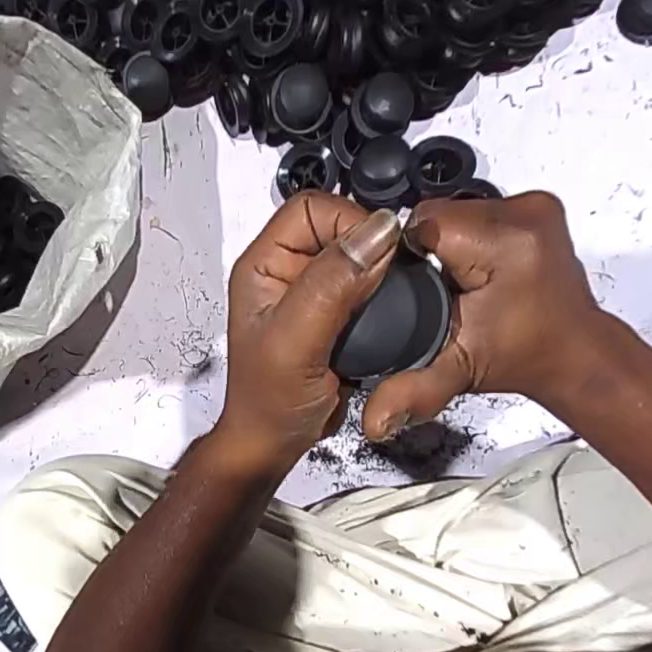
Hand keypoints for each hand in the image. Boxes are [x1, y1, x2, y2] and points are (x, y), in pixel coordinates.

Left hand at [210, 193, 401, 476]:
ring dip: (379, 272)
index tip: (379, 253)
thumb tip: (377, 233)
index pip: (311, 208)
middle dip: (369, 247)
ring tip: (386, 301)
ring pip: (356, 256)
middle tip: (386, 281)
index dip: (349, 221)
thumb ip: (332, 286)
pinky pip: (366, 287)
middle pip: (338, 227)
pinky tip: (386, 314)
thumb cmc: (269, 403)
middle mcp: (287, 273)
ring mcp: (311, 294)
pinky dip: (382, 295)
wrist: (276, 443)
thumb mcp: (296, 342)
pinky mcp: (334, 316)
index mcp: (265, 266)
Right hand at [362, 192, 607, 440]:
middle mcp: (525, 214)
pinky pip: (479, 211)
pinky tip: (472, 268)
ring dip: (446, 242)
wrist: (572, 353)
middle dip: (428, 252)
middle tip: (440, 292)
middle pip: (438, 212)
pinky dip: (468, 237)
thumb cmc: (525, 356)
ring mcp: (534, 206)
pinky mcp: (537, 207)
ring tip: (456, 282)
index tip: (417, 288)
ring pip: (456, 209)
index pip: (424, 223)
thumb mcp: (457, 371)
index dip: (407, 257)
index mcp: (506, 245)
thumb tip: (372, 420)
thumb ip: (411, 389)